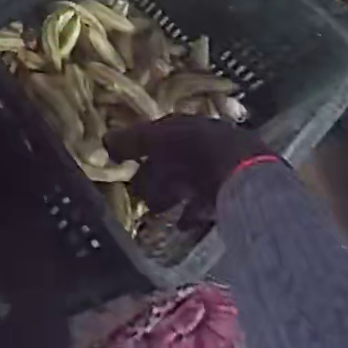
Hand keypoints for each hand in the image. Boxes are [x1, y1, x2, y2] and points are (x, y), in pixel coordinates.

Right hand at [105, 115, 276, 212]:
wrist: (243, 174)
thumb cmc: (191, 149)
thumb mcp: (152, 139)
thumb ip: (128, 141)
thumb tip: (104, 141)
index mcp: (183, 123)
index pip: (155, 133)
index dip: (139, 147)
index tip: (124, 162)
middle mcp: (201, 142)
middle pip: (170, 158)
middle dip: (153, 174)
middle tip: (137, 191)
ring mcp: (219, 168)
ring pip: (186, 181)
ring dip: (169, 194)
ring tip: (154, 210)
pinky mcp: (233, 195)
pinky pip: (204, 204)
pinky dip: (190, 213)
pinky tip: (181, 223)